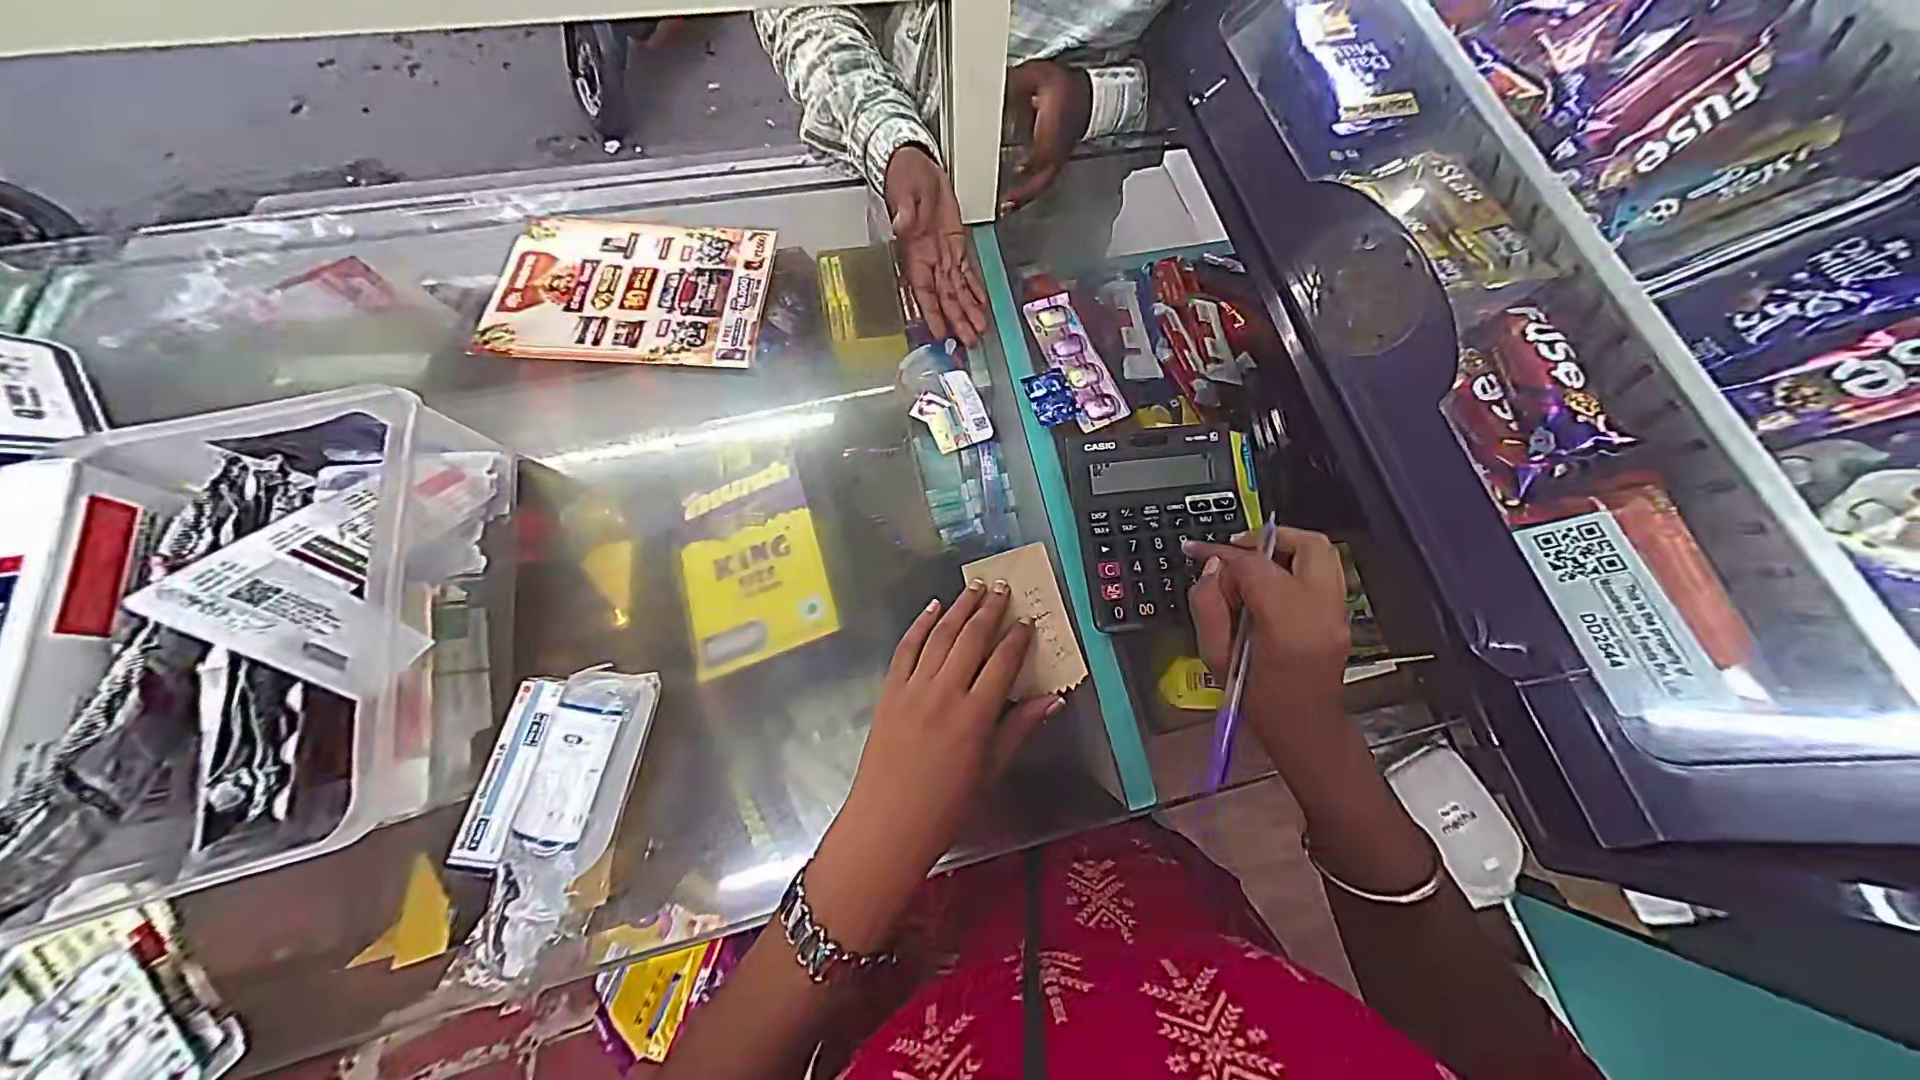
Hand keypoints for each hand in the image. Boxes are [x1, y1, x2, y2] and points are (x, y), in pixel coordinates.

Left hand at [806, 580, 1060, 948]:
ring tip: (973, 587)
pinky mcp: (889, 691)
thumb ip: (1019, 729)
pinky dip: (919, 624)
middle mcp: (945, 693)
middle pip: (971, 638)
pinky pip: (906, 648)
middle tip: (1001, 588)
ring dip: (958, 608)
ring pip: (940, 635)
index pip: (1002, 662)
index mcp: (975, 715)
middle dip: (989, 610)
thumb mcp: (991, 771)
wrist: (888, 822)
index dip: (1017, 638)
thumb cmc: (946, 806)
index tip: (1027, 621)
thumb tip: (1053, 700)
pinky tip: (931, 608)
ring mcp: (913, 688)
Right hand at [885, 145, 988, 346]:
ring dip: (968, 312)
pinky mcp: (955, 245)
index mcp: (914, 253)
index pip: (924, 291)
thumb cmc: (903, 176)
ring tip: (979, 331)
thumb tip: (901, 226)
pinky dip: (974, 290)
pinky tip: (981, 305)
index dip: (932, 313)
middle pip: (945, 298)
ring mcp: (942, 255)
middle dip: (957, 320)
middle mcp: (929, 261)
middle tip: (970, 341)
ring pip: (957, 291)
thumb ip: (904, 211)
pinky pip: (965, 273)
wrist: (913, 163)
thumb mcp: (903, 190)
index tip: (939, 333)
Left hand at [1000, 60, 1091, 214]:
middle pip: (1044, 177)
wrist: (1083, 97)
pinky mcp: (1053, 166)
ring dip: (1024, 198)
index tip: (1020, 168)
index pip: (1046, 149)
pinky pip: (1041, 184)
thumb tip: (989, 89)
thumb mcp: (1037, 75)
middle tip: (1005, 202)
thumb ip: (1014, 82)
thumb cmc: (1060, 88)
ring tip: (1004, 208)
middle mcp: (1057, 148)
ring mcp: (1056, 160)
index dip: (1034, 160)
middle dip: (1026, 192)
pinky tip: (1011, 201)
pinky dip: (1027, 195)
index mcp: (1054, 124)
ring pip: (1042, 185)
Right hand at [1185, 526, 1350, 729]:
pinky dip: (1297, 565)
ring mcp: (1337, 610)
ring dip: (1285, 549)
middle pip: (1304, 543)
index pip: (1253, 565)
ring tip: (1255, 563)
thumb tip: (1213, 569)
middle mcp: (1320, 606)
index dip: (1223, 556)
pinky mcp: (1341, 615)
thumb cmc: (1254, 697)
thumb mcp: (1214, 655)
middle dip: (1266, 539)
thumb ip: (1207, 604)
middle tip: (1237, 549)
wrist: (1303, 728)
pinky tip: (1272, 584)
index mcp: (1286, 618)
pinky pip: (1324, 572)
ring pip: (1321, 552)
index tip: (1201, 556)